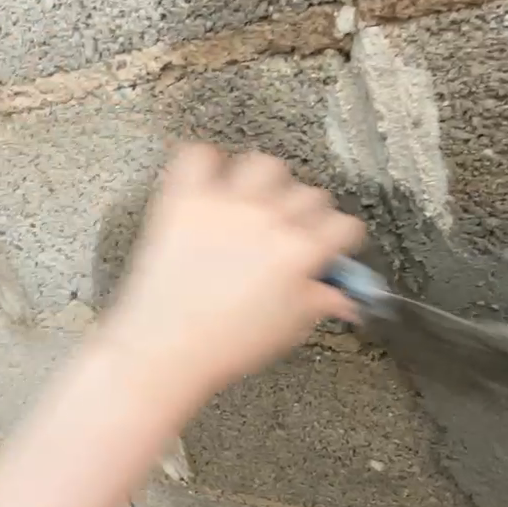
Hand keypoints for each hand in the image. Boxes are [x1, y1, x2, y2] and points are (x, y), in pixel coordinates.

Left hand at [95, 142, 366, 407]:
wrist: (165, 349)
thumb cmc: (224, 347)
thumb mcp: (288, 329)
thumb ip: (320, 301)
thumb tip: (341, 295)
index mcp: (300, 253)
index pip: (343, 225)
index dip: (339, 238)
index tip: (330, 244)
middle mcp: (268, 220)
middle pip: (308, 193)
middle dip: (307, 213)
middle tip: (292, 231)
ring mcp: (225, 206)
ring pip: (263, 164)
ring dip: (266, 181)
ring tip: (255, 201)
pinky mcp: (185, 201)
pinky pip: (199, 157)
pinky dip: (205, 164)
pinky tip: (210, 184)